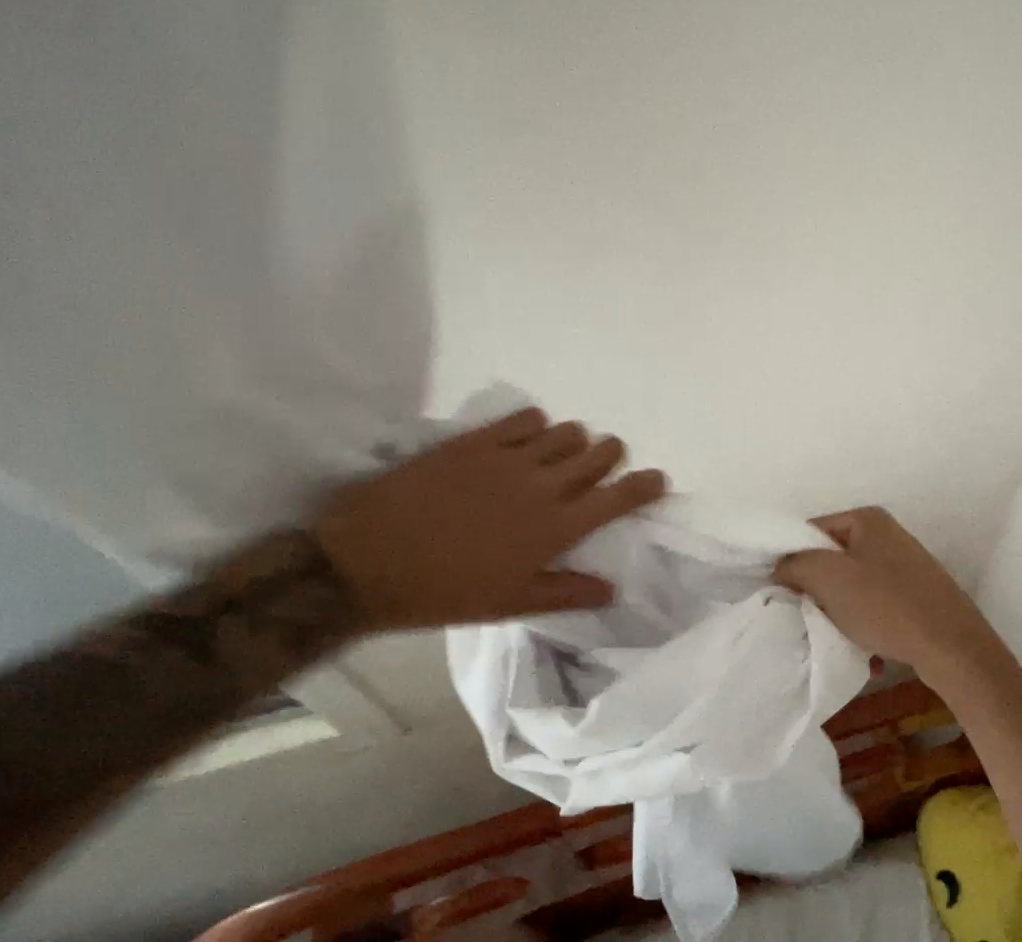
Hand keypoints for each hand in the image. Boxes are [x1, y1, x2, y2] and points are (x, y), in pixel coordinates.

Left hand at [314, 408, 666, 631]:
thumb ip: (567, 592)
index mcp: (556, 529)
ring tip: (558, 456)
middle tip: (601, 467)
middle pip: (600, 453)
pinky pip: (525, 418)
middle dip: (611, 457)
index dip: (646, 485)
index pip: (619, 497)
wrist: (364, 565)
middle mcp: (543, 486)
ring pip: (568, 432)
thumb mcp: (510, 604)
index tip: (657, 479)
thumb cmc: (443, 593)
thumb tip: (613, 589)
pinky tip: (524, 440)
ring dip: (574, 442)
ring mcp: (509, 459)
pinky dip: (536, 426)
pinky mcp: (475, 442)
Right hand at [774, 507, 1011, 684]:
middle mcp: (888, 536)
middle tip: (805, 616)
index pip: (811, 530)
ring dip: (840, 614)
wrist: (949, 644)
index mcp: (868, 520)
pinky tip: (867, 654)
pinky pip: (877, 609)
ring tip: (836, 636)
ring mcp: (906, 567)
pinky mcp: (917, 597)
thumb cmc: (885, 604)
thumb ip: (796, 564)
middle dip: (816, 590)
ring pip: (853, 588)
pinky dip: (867, 628)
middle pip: (833, 560)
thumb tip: (782, 568)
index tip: (781, 591)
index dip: (791, 559)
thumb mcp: (829, 577)